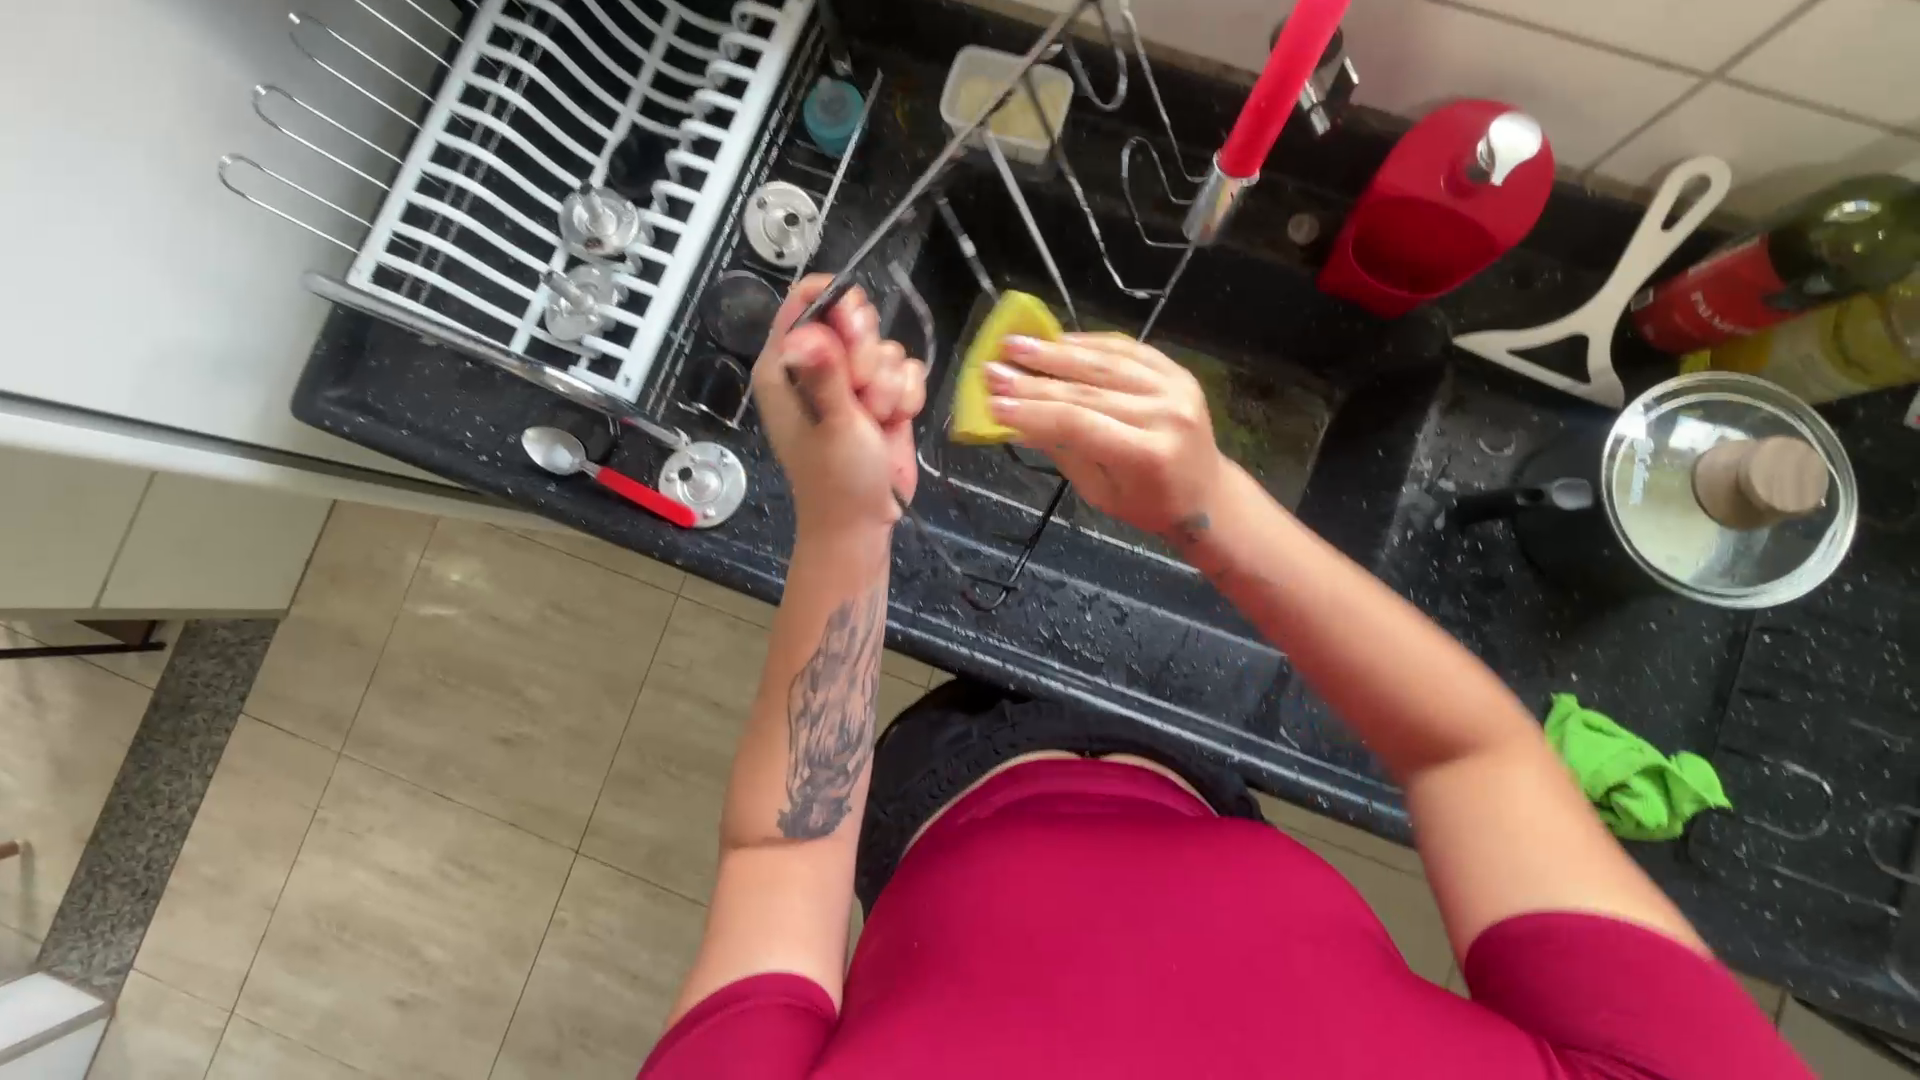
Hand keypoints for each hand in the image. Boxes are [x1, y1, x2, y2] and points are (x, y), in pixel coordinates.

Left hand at [752, 275, 927, 540]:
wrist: (863, 520)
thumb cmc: (836, 479)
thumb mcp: (831, 425)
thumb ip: (825, 374)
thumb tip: (808, 331)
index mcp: (785, 367)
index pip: (803, 304)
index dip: (834, 304)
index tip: (855, 327)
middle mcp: (818, 365)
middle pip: (853, 318)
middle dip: (866, 354)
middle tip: (859, 391)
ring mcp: (853, 380)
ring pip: (886, 348)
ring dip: (887, 387)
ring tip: (874, 420)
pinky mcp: (884, 394)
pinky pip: (908, 370)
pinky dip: (906, 398)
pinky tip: (894, 422)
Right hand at [986, 332, 1223, 540]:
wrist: (1207, 493)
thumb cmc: (1148, 505)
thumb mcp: (1100, 492)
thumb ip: (1063, 451)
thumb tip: (1016, 421)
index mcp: (1146, 454)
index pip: (1078, 423)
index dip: (1032, 410)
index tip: (992, 403)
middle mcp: (1165, 414)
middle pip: (1087, 390)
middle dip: (1033, 379)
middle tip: (993, 369)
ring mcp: (1175, 387)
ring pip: (1105, 362)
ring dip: (1055, 351)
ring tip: (1014, 343)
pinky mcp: (1177, 371)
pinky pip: (1127, 349)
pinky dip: (1088, 343)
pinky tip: (1056, 340)